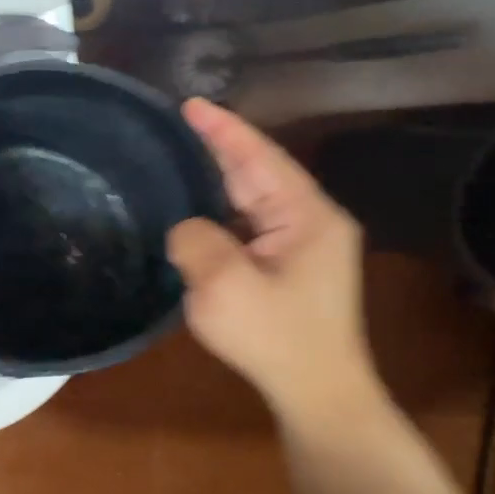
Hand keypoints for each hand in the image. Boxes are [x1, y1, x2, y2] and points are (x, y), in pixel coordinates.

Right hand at [167, 100, 378, 415]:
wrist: (316, 389)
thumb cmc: (274, 335)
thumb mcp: (224, 285)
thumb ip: (196, 240)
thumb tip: (186, 226)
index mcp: (306, 217)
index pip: (260, 159)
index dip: (224, 130)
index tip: (191, 104)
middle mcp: (311, 222)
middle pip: (260, 171)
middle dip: (221, 145)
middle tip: (178, 122)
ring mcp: (303, 245)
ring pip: (254, 196)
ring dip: (219, 173)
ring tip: (180, 152)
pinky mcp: (288, 266)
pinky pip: (249, 219)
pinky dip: (221, 203)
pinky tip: (196, 203)